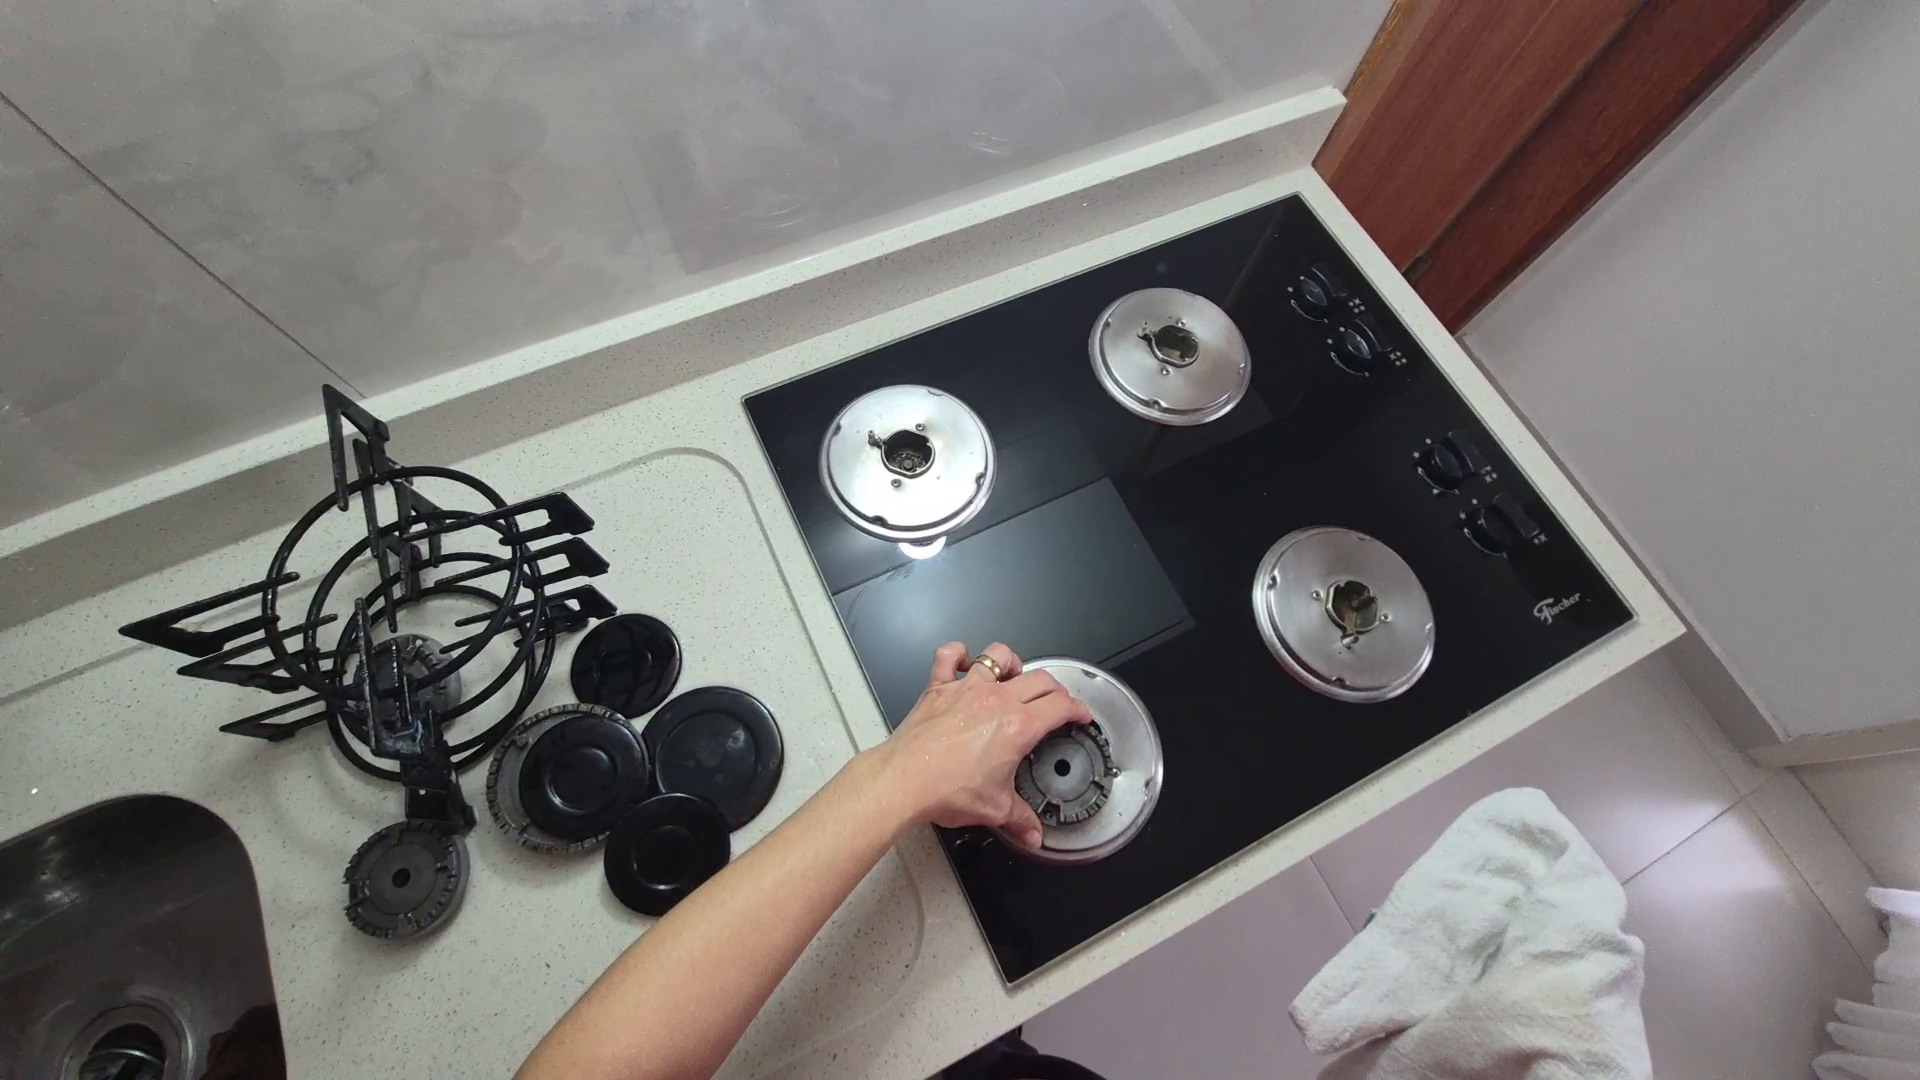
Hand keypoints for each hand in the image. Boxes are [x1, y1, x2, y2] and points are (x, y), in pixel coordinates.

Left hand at [866, 642, 1092, 848]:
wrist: (905, 781)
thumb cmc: (946, 789)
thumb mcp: (994, 808)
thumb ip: (1020, 820)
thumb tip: (1033, 834)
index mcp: (1018, 726)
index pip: (1060, 706)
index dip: (1077, 709)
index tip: (1080, 714)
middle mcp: (995, 700)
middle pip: (1039, 678)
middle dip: (1055, 689)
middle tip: (1056, 702)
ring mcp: (966, 689)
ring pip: (997, 655)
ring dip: (1012, 661)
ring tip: (1015, 673)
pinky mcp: (939, 687)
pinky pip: (949, 656)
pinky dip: (958, 654)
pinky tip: (964, 662)